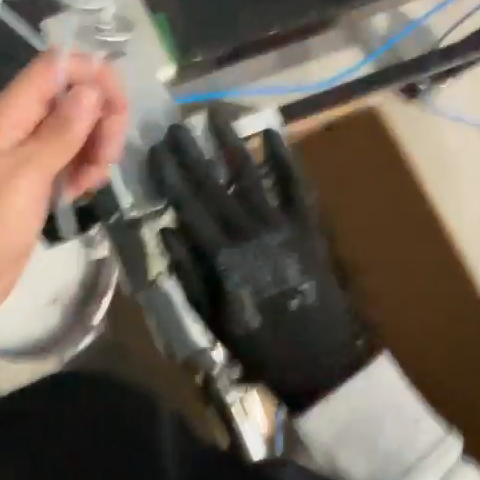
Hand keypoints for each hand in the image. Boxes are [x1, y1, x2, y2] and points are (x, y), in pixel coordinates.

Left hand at [0, 51, 128, 347]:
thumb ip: (61, 131)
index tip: (119, 103)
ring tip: (94, 180)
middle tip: (109, 154)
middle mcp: (19, 127)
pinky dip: (83, 170)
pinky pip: (69, 161)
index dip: (90, 74)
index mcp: (9, 114)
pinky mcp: (35, 183)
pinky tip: (83, 193)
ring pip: (76, 130)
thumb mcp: (27, 174)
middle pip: (72, 97)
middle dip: (100, 117)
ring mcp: (27, 156)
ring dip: (95, 148)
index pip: (54, 68)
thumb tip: (91, 89)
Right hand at [149, 116, 378, 409]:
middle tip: (175, 125)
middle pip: (215, 184)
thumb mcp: (212, 318)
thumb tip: (165, 230)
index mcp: (223, 258)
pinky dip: (285, 159)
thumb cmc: (260, 347)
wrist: (324, 362)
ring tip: (215, 116)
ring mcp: (284, 227)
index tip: (155, 149)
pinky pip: (297, 186)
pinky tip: (270, 133)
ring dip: (231, 144)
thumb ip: (188, 273)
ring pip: (252, 176)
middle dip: (192, 152)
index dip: (170, 175)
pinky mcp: (311, 228)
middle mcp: (251, 233)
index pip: (188, 205)